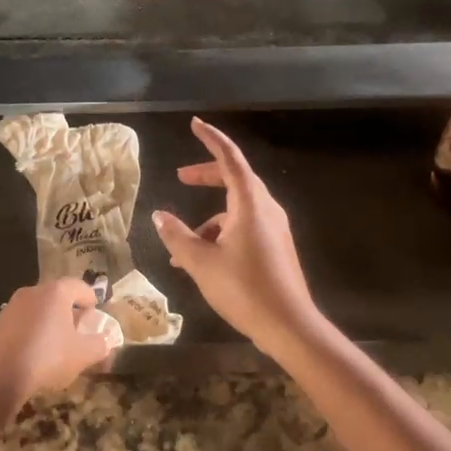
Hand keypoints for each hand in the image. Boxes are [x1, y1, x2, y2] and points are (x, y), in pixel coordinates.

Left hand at [0, 279, 116, 406]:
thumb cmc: (47, 358)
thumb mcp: (82, 355)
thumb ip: (99, 345)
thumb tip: (107, 341)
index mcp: (56, 293)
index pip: (79, 286)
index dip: (90, 299)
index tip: (94, 313)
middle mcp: (32, 292)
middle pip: (56, 295)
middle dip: (67, 310)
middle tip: (76, 329)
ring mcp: (11, 306)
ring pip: (35, 308)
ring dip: (46, 320)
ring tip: (53, 342)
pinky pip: (19, 323)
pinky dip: (28, 332)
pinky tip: (30, 353)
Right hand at [153, 117, 320, 355]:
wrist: (290, 327)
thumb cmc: (244, 289)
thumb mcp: (202, 262)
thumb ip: (178, 236)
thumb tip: (159, 215)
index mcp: (250, 203)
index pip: (229, 158)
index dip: (211, 139)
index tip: (194, 124)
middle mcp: (266, 208)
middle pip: (235, 179)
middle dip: (206, 176)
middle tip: (181, 176)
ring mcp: (274, 228)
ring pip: (237, 208)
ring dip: (209, 217)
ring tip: (183, 244)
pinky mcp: (276, 247)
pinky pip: (245, 226)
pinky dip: (222, 233)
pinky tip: (202, 261)